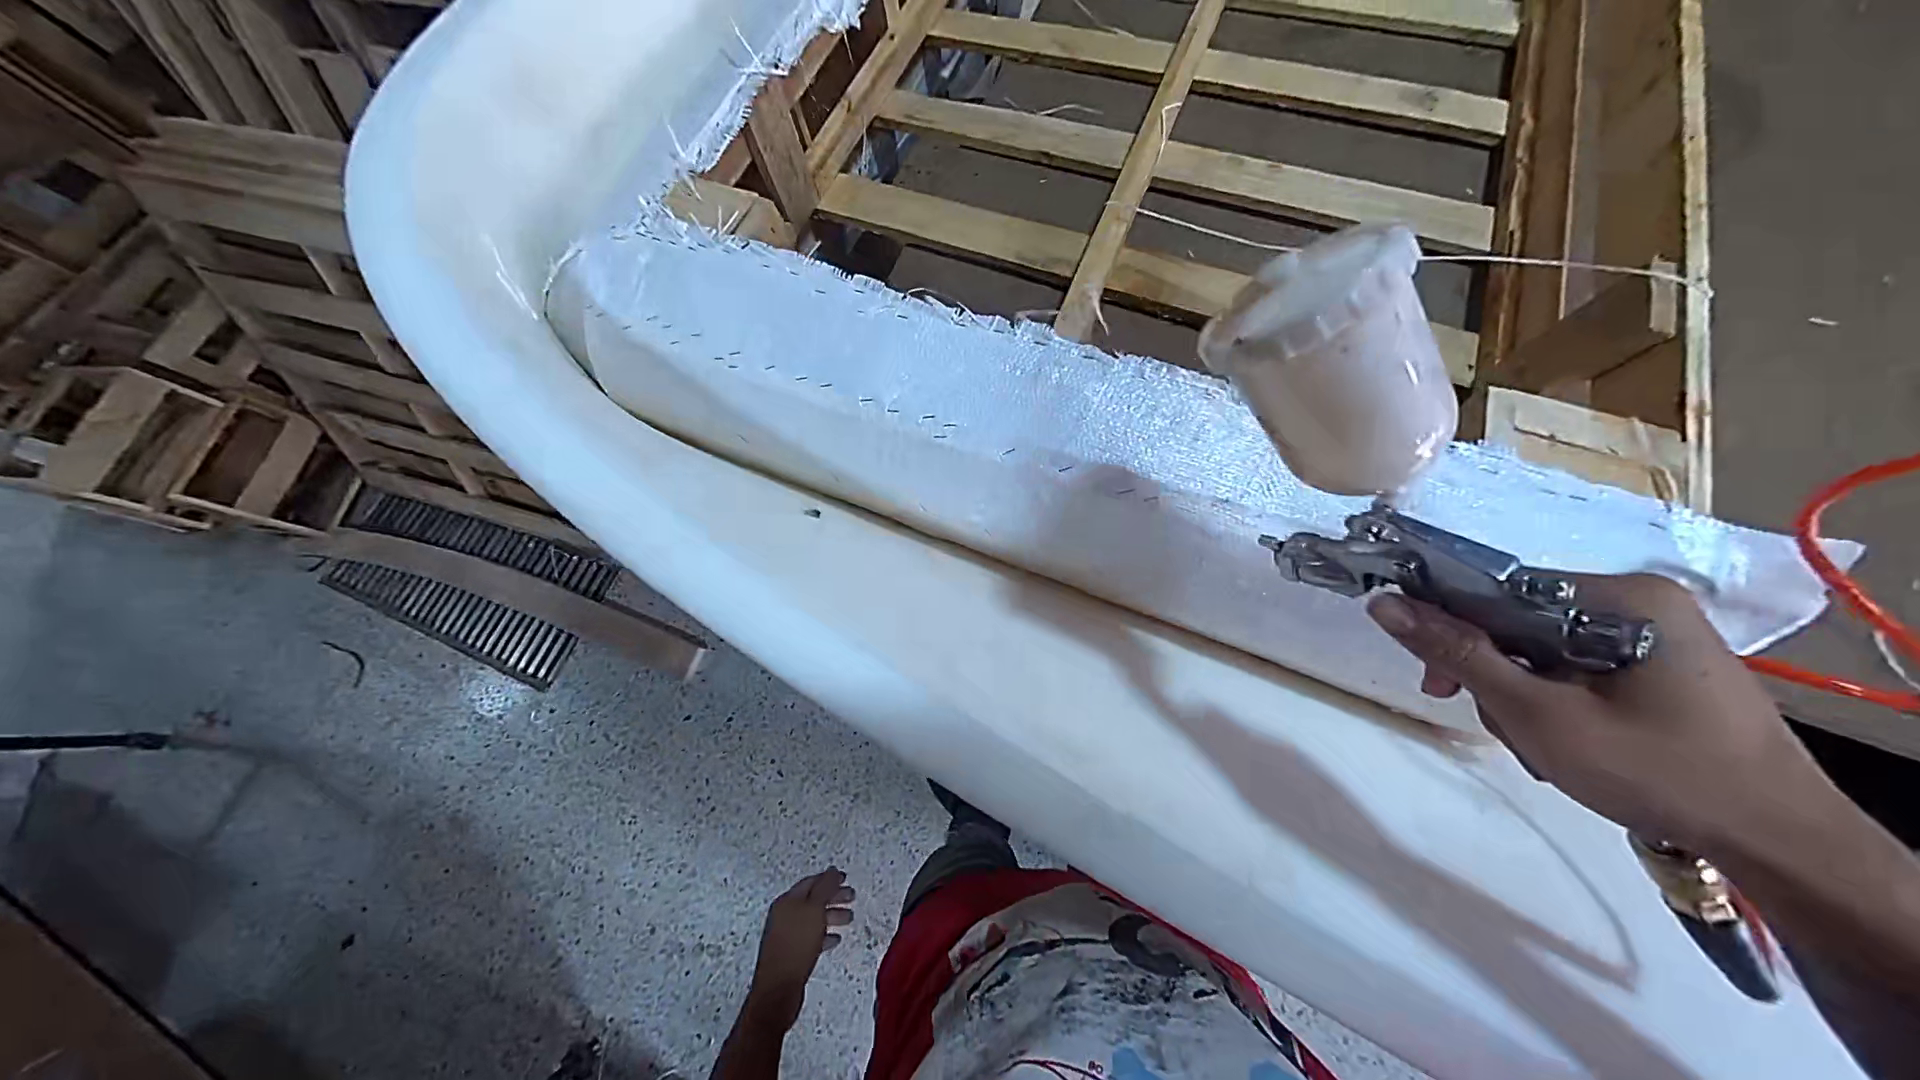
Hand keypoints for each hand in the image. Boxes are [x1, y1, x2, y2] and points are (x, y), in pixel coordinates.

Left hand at [746, 868, 855, 1029]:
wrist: (779, 989)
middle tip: (850, 895)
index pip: (811, 882)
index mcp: (787, 901)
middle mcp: (784, 915)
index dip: (829, 878)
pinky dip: (823, 935)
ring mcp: (786, 935)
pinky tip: (834, 939)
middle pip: (813, 899)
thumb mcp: (814, 911)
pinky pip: (810, 937)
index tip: (844, 877)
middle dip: (833, 896)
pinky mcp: (790, 954)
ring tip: (848, 918)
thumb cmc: (795, 948)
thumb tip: (833, 871)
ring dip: (831, 915)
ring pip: (813, 919)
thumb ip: (825, 888)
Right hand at [1366, 573, 1842, 850]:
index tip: (1435, 681)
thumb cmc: (1656, 770)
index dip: (1452, 628)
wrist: (1781, 845)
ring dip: (1520, 694)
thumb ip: (1458, 653)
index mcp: (1621, 596)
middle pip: (1519, 621)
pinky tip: (1561, 738)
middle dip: (1492, 674)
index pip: (1499, 590)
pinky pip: (1573, 665)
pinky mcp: (1658, 665)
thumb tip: (1382, 603)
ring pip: (1541, 648)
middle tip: (1493, 720)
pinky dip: (1551, 699)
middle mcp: (1638, 602)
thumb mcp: (1538, 713)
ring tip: (1537, 744)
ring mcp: (1653, 634)